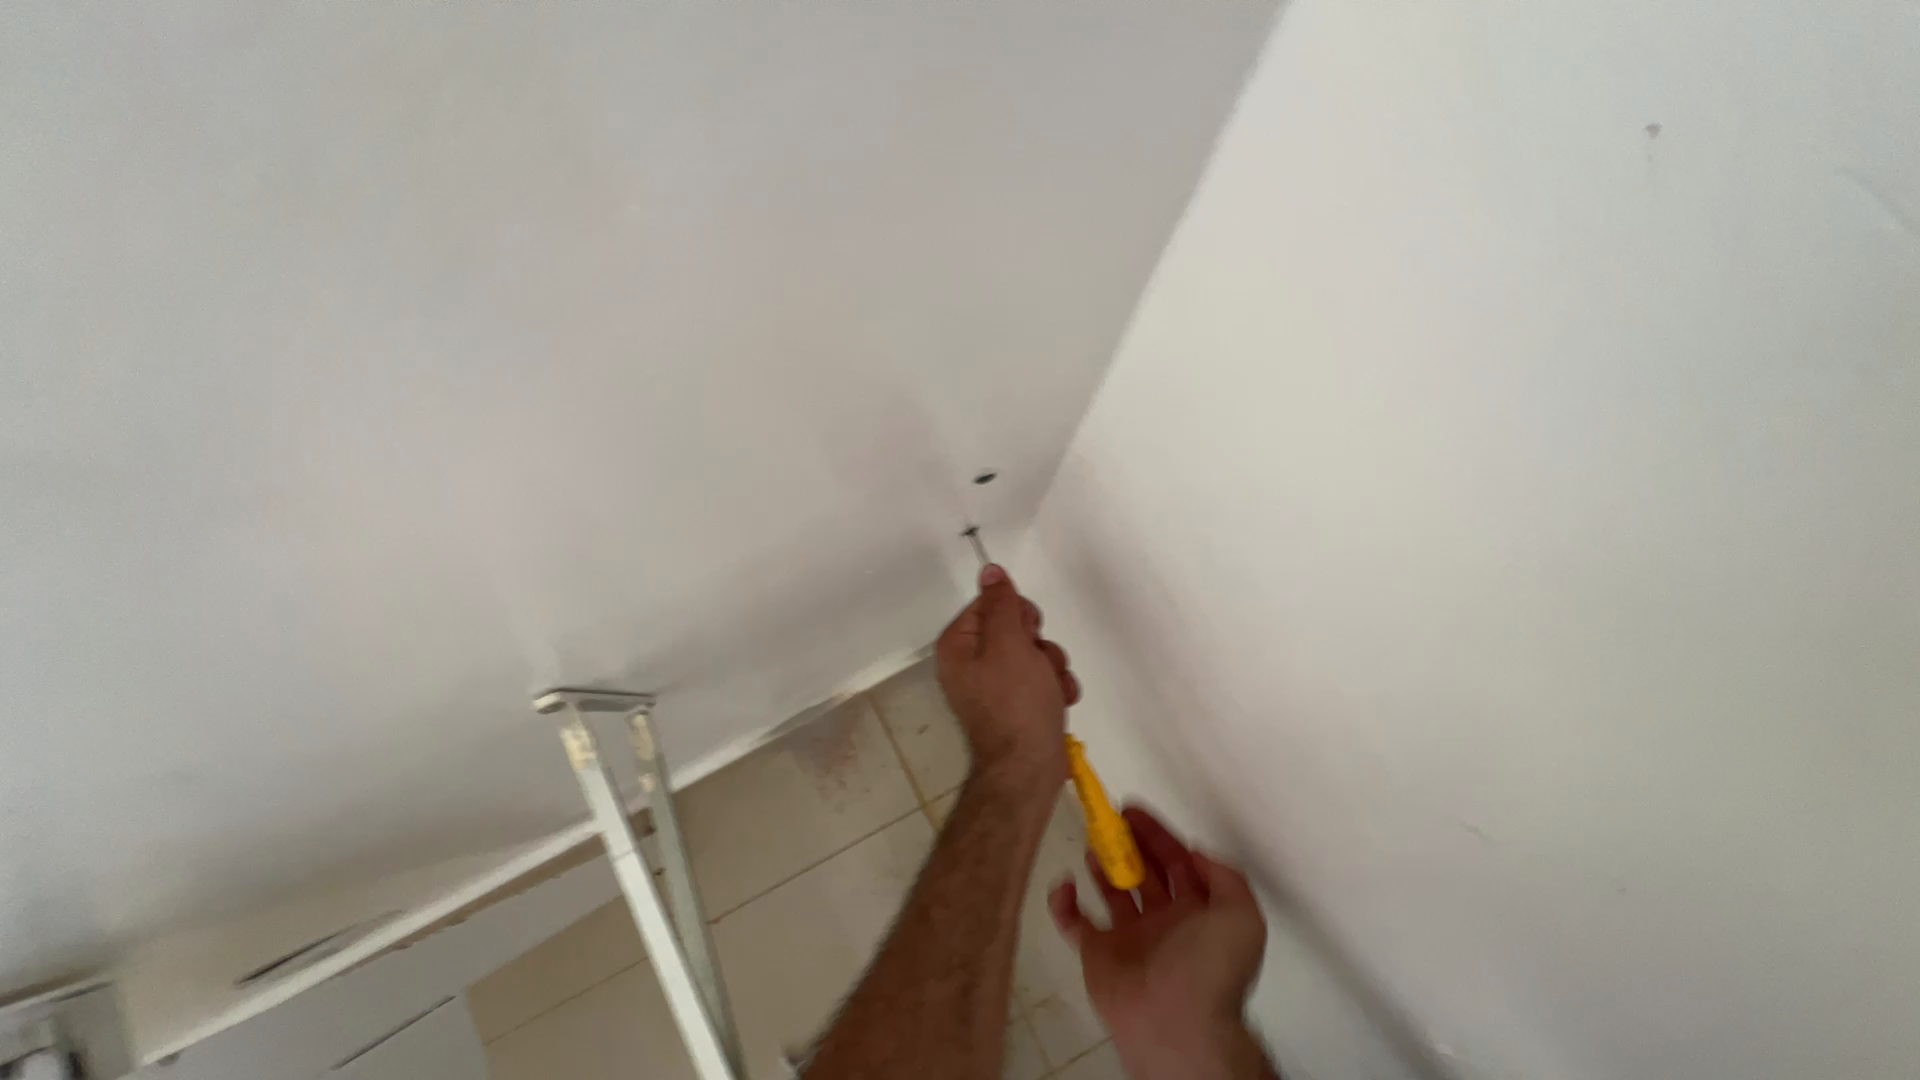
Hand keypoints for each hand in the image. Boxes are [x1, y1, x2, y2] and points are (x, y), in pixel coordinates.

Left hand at [935, 563, 1078, 788]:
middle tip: (1038, 662)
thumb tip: (989, 570)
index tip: (1024, 633)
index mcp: (958, 645)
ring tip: (1050, 690)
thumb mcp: (1008, 644)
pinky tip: (1058, 702)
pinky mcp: (1018, 705)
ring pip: (1035, 653)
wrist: (1028, 768)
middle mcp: (971, 663)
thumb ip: (1001, 604)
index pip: (991, 604)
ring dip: (1052, 668)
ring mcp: (995, 686)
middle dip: (1038, 644)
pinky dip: (1054, 689)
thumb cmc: (1015, 703)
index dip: (1015, 615)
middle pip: (1015, 628)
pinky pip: (1042, 679)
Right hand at [1049, 808, 1269, 1079]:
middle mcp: (1162, 920)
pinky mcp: (1097, 952)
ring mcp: (1128, 936)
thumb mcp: (1240, 915)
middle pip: (1143, 870)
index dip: (1158, 834)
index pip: (1176, 862)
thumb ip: (1225, 877)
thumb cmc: (1207, 965)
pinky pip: (1074, 923)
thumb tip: (1196, 853)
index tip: (1132, 810)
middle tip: (1109, 819)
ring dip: (1102, 864)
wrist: (1174, 1022)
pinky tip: (1066, 884)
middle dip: (1129, 842)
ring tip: (1092, 843)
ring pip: (1111, 890)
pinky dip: (1063, 902)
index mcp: (1195, 911)